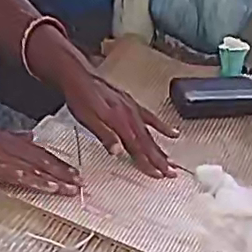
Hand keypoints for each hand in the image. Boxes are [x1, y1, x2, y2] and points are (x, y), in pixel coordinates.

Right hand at [0, 110, 79, 194]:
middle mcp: (10, 144)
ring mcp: (3, 154)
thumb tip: (30, 136)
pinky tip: (50, 188)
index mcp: (9, 137)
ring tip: (72, 188)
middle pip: (42, 159)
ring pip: (35, 167)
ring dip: (56, 178)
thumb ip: (12, 135)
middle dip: (63, 171)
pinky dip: (37, 181)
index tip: (73, 171)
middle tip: (80, 182)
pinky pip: (20, 175)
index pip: (38, 151)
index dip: (57, 162)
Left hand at [26, 22, 179, 178]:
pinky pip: (151, 118)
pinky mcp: (132, 105)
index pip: (137, 148)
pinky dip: (163, 127)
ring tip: (172, 162)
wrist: (79, 76)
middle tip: (172, 174)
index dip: (147, 163)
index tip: (157, 175)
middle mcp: (129, 116)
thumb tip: (117, 152)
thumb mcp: (88, 120)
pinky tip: (172, 133)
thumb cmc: (80, 98)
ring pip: (151, 134)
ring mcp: (133, 110)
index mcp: (120, 122)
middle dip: (160, 160)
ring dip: (162, 149)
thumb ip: (105, 136)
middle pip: (148, 143)